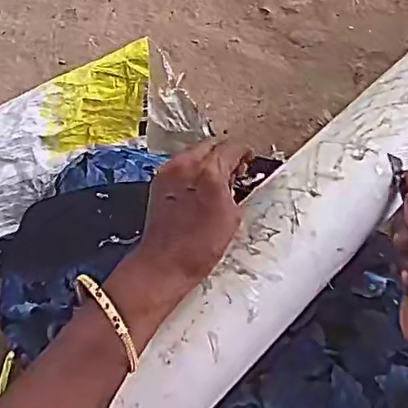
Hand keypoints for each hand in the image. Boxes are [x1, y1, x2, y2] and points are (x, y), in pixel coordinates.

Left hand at [107, 138, 251, 340]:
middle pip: (211, 145)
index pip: (230, 148)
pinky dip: (192, 170)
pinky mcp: (159, 180)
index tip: (248, 159)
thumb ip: (234, 188)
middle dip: (224, 154)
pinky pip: (181, 165)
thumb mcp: (231, 216)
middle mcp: (185, 165)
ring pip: (194, 153)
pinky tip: (199, 189)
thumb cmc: (199, 246)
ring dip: (208, 161)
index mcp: (207, 171)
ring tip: (217, 182)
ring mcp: (168, 171)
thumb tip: (233, 176)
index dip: (243, 152)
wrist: (166, 262)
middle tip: (235, 171)